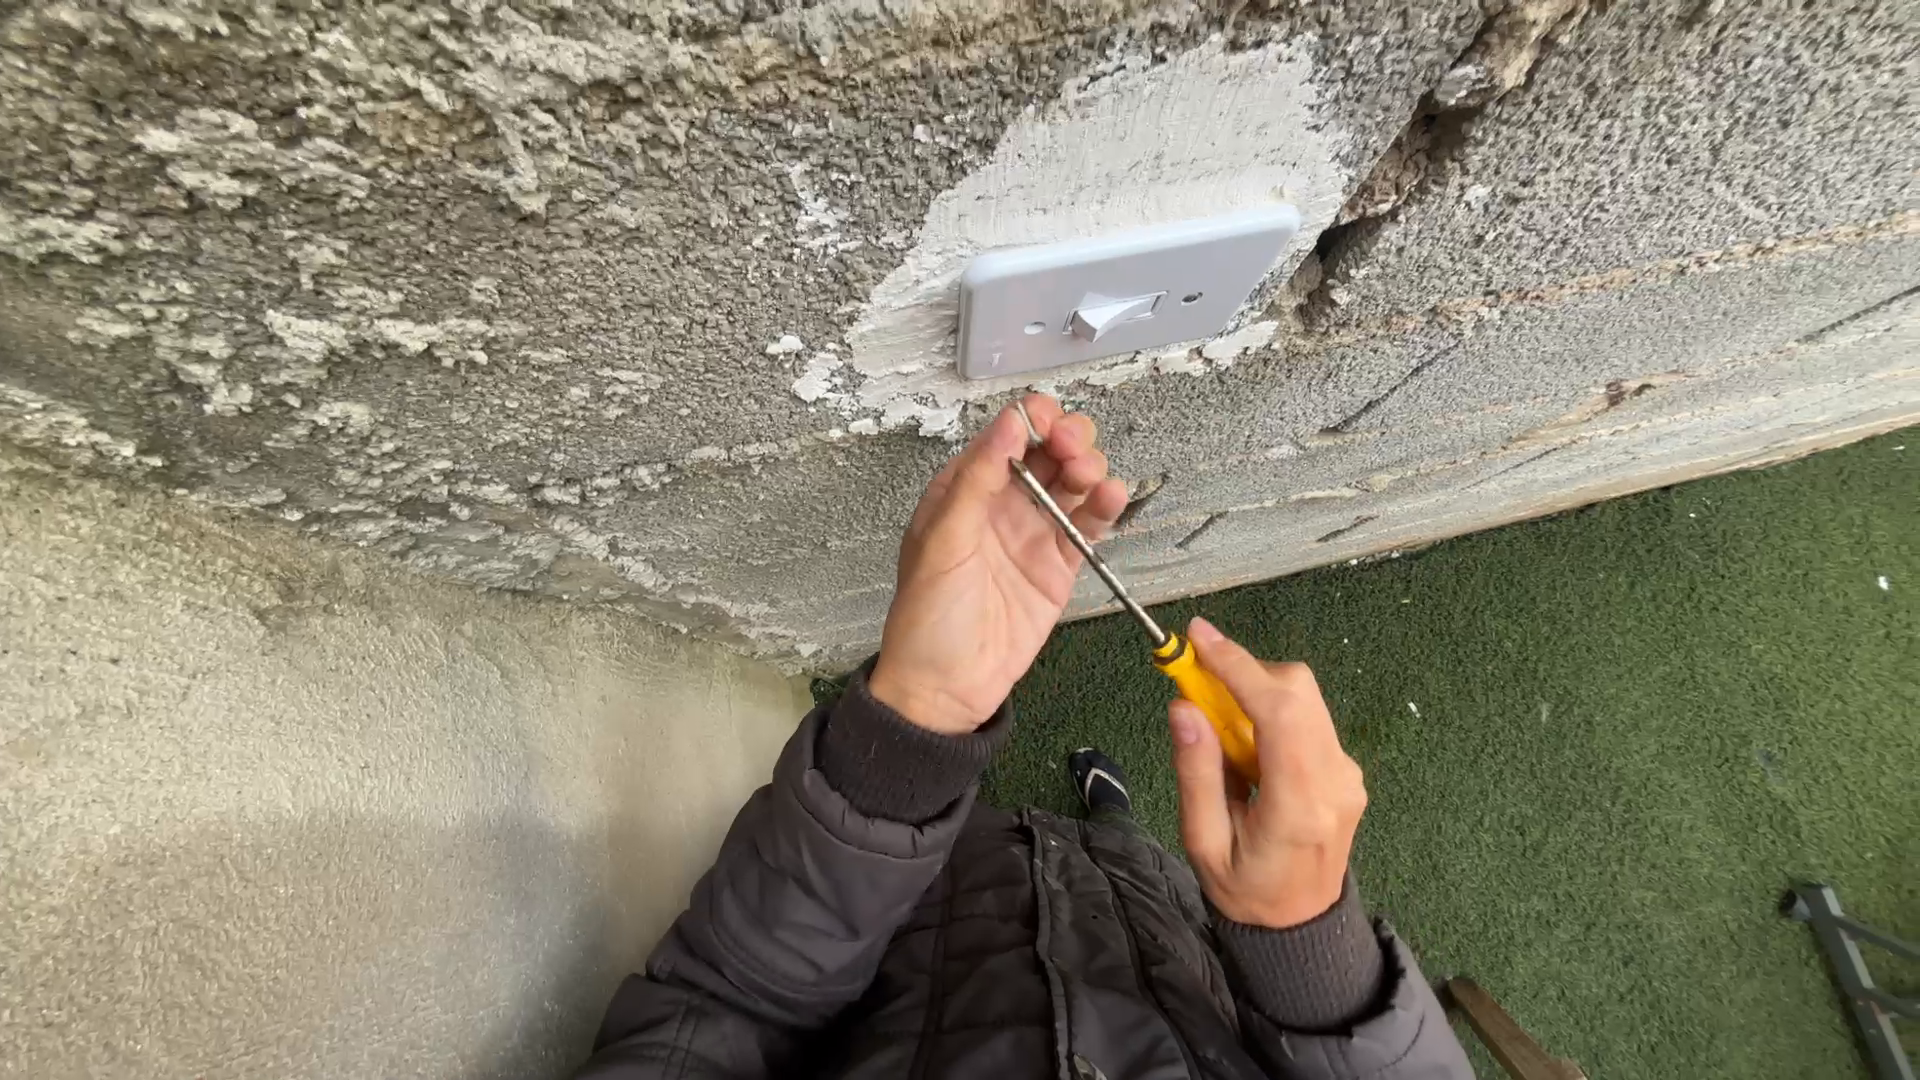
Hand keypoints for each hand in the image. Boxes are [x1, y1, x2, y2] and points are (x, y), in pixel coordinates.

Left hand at [868, 394, 1128, 735]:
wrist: (947, 688)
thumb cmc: (928, 615)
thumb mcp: (942, 541)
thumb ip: (976, 480)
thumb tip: (1009, 423)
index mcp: (963, 490)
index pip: (1004, 437)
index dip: (1030, 421)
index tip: (1049, 421)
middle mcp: (1001, 504)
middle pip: (1046, 454)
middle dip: (1067, 440)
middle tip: (1073, 451)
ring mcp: (1033, 534)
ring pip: (1071, 484)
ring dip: (1089, 468)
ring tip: (1092, 477)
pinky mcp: (1059, 565)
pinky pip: (1087, 526)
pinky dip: (1104, 507)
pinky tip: (1112, 496)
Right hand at [1168, 617, 1366, 927]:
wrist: (1302, 926)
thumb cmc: (1245, 888)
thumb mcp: (1204, 841)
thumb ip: (1196, 772)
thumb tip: (1183, 706)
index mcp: (1300, 804)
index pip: (1278, 712)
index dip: (1236, 664)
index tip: (1197, 635)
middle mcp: (1335, 780)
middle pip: (1297, 690)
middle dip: (1242, 669)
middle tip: (1195, 681)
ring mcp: (1347, 772)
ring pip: (1303, 695)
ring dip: (1253, 688)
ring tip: (1216, 723)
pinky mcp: (1344, 767)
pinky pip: (1305, 714)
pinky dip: (1267, 706)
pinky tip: (1243, 740)